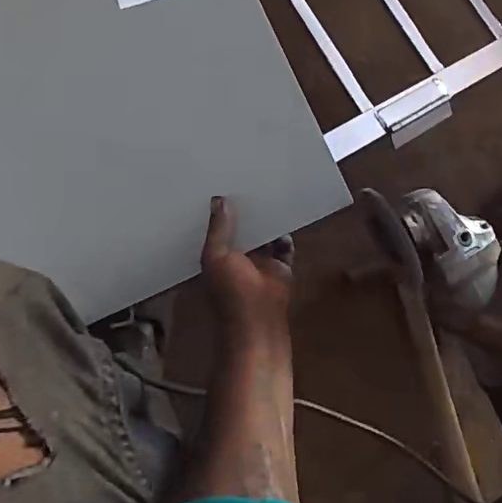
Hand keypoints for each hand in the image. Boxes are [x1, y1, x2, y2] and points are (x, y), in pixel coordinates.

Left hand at [200, 196, 294, 335]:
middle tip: (248, 180)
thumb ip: (219, 229)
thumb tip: (219, 199)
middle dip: (245, 210)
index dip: (219, 210)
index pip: (217, 228)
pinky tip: (285, 215)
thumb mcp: (217, 256)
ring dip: (266, 219)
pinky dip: (285, 235)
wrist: (259, 322)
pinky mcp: (281, 266)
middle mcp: (238, 256)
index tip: (221, 183)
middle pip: (243, 228)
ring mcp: (260, 262)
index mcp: (217, 255)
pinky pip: (284, 246)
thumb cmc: (231, 291)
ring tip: (269, 191)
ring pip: (264, 234)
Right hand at [429, 244, 501, 362]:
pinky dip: (498, 293)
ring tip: (463, 286)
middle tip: (451, 268)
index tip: (452, 247)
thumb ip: (452, 316)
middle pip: (499, 259)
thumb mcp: (482, 329)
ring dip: (487, 279)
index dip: (474, 242)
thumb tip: (425, 302)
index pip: (495, 243)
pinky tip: (485, 308)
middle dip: (476, 262)